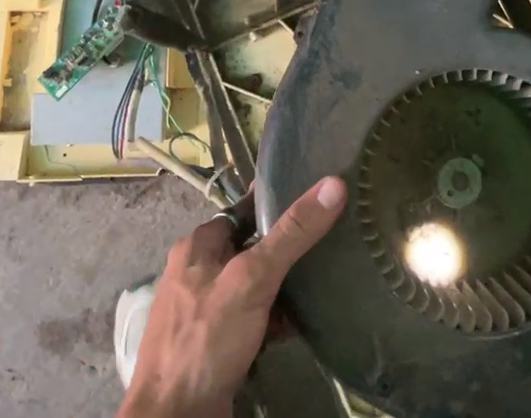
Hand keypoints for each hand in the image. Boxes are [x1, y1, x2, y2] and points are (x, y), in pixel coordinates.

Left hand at [118, 176, 346, 417]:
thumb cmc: (207, 339)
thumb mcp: (253, 279)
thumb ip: (292, 234)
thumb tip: (333, 185)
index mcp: (197, 247)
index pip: (243, 210)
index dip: (276, 202)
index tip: (315, 198)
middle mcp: (197, 273)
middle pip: (251, 248)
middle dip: (286, 250)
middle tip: (328, 243)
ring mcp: (204, 312)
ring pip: (254, 286)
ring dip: (283, 288)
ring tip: (323, 280)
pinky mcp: (215, 345)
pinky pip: (252, 320)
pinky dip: (275, 321)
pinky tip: (301, 324)